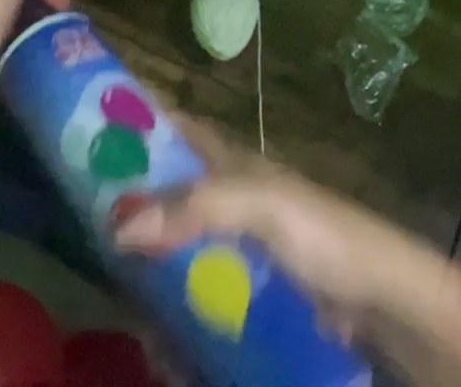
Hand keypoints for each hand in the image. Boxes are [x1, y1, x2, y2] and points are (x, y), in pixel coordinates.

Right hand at [113, 115, 428, 329]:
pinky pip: (190, 294)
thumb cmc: (323, 233)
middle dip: (126, 213)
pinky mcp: (238, 287)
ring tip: (132, 309)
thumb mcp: (260, 206)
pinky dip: (173, 314)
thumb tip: (120, 225)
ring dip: (146, 276)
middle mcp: (220, 195)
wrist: (380, 295)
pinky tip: (165, 340)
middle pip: (158, 192)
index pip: (167, 125)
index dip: (129, 120)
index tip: (79, 130)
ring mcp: (228, 243)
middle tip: (92, 241)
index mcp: (225, 159)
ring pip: (168, 248)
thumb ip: (195, 207)